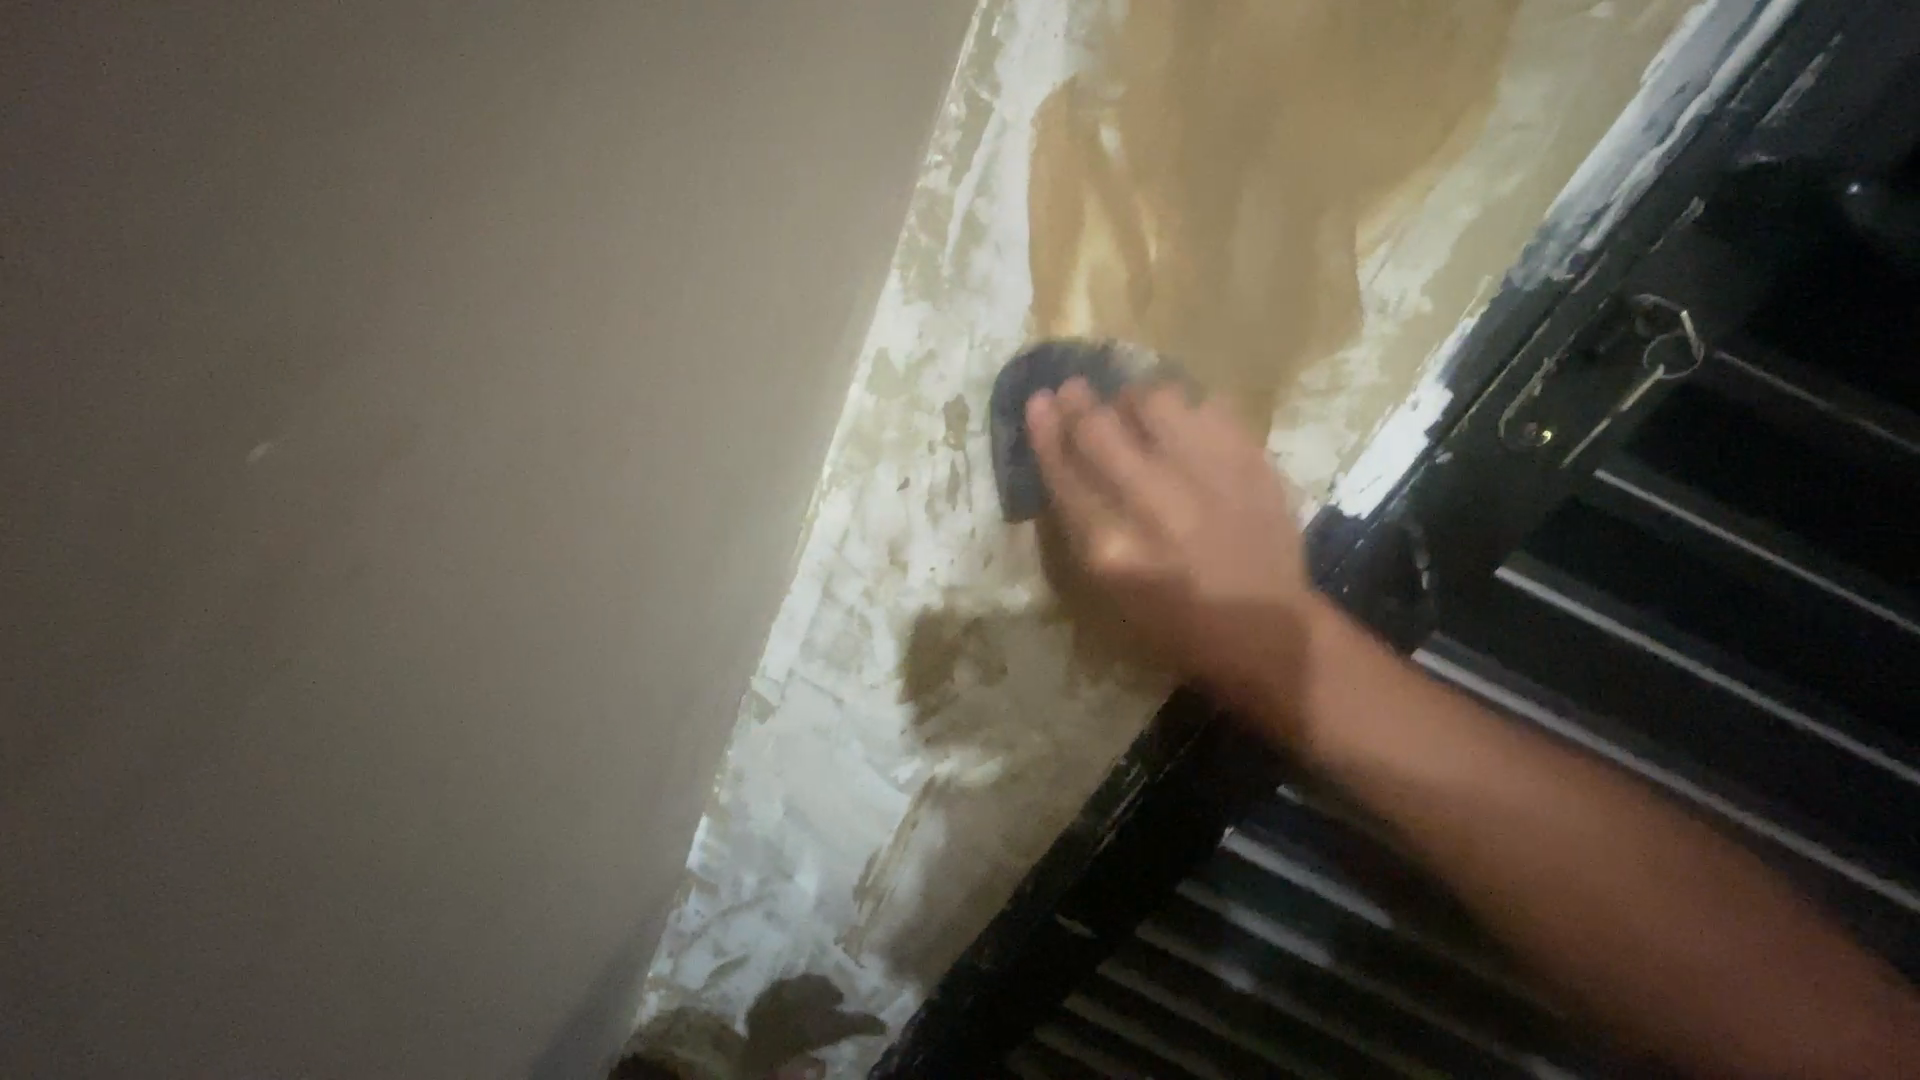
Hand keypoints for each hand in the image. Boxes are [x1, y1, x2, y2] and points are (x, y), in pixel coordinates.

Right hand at [1026, 376, 1316, 721]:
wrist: (1262, 628)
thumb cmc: (1174, 620)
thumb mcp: (1110, 588)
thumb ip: (1082, 523)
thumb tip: (1064, 456)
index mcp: (1111, 546)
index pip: (1063, 470)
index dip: (1045, 430)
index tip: (1039, 401)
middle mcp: (1153, 502)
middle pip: (1099, 427)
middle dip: (1078, 401)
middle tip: (1074, 388)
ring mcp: (1206, 475)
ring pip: (1154, 400)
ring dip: (1135, 400)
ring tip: (1135, 410)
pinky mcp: (1249, 461)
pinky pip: (1208, 404)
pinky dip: (1189, 410)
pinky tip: (1186, 425)